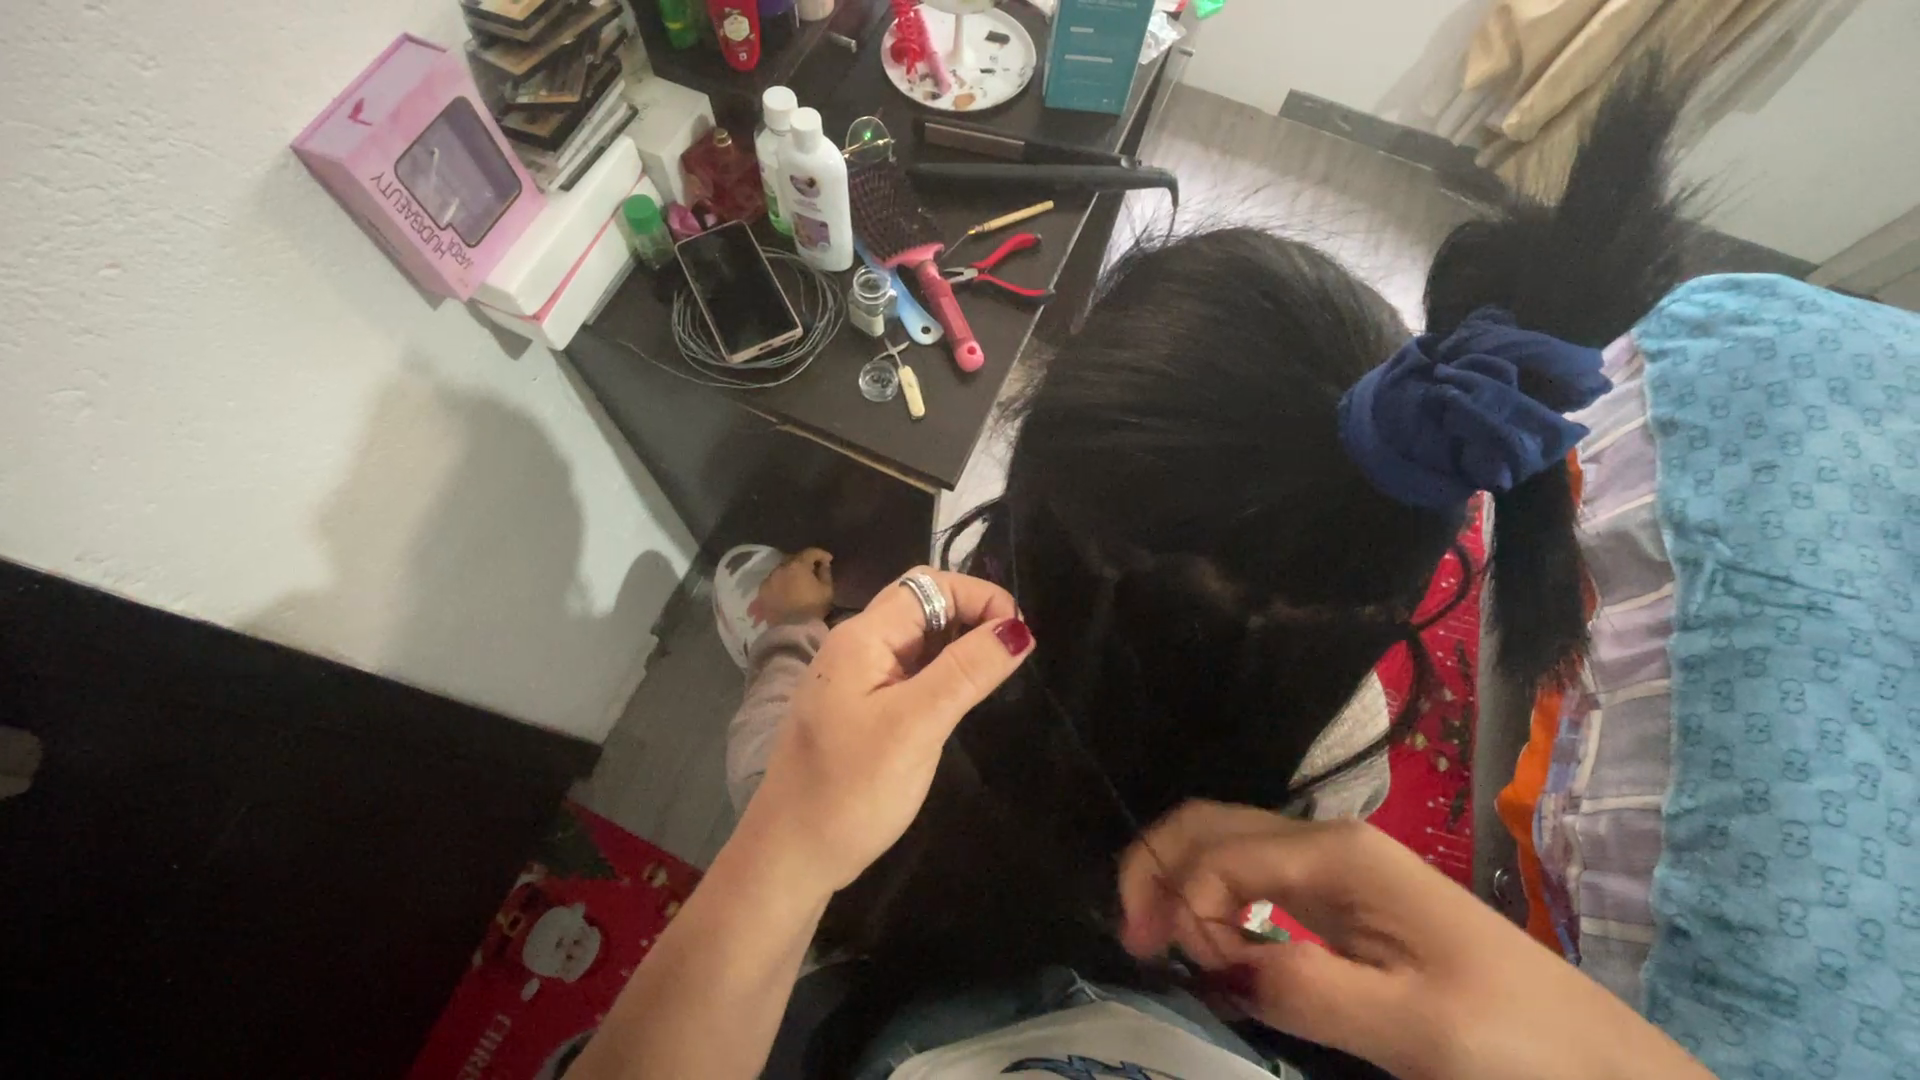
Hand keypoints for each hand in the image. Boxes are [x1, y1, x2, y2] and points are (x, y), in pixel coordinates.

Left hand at [737, 568, 1033, 895]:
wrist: (790, 857)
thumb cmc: (851, 790)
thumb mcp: (916, 725)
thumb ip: (966, 672)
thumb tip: (1018, 628)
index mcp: (861, 637)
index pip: (927, 585)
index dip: (978, 595)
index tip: (1019, 632)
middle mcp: (855, 646)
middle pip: (921, 605)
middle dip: (971, 616)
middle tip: (1011, 653)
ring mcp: (854, 679)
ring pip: (916, 639)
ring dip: (958, 644)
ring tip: (995, 673)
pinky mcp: (860, 709)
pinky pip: (907, 671)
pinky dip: (941, 671)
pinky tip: (961, 696)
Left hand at [752, 548, 835, 625]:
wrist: (791, 630)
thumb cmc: (813, 608)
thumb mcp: (827, 590)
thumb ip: (825, 573)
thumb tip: (823, 564)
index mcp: (798, 565)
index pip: (811, 552)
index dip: (821, 554)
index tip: (829, 560)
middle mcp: (780, 568)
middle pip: (794, 558)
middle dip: (805, 562)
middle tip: (813, 569)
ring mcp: (769, 579)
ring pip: (782, 569)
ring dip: (791, 571)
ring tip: (798, 580)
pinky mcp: (762, 591)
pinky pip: (773, 580)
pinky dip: (781, 581)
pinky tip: (786, 589)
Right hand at [1117, 802, 1712, 1079]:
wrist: (1614, 1071)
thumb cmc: (1524, 1044)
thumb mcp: (1415, 1027)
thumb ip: (1304, 986)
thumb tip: (1209, 964)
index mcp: (1339, 854)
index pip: (1221, 852)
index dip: (1183, 904)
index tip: (1182, 972)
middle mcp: (1328, 843)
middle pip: (1210, 825)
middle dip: (1156, 867)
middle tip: (1132, 938)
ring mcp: (1336, 869)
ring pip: (1226, 847)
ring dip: (1178, 880)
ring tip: (1156, 940)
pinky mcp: (1344, 901)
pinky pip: (1253, 881)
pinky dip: (1211, 901)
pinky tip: (1209, 944)